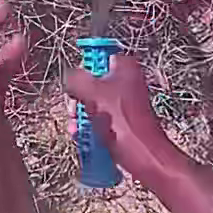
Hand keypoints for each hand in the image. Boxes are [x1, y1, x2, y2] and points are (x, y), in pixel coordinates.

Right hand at [63, 53, 177, 178]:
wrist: (143, 156)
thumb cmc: (120, 121)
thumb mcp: (91, 93)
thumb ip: (76, 78)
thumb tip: (69, 78)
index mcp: (125, 67)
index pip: (98, 56)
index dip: (83, 68)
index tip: (76, 82)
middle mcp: (126, 81)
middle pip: (91, 81)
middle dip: (77, 96)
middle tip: (74, 108)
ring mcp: (124, 103)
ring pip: (92, 101)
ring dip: (79, 114)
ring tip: (76, 126)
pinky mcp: (121, 121)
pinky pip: (98, 117)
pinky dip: (88, 125)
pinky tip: (81, 135)